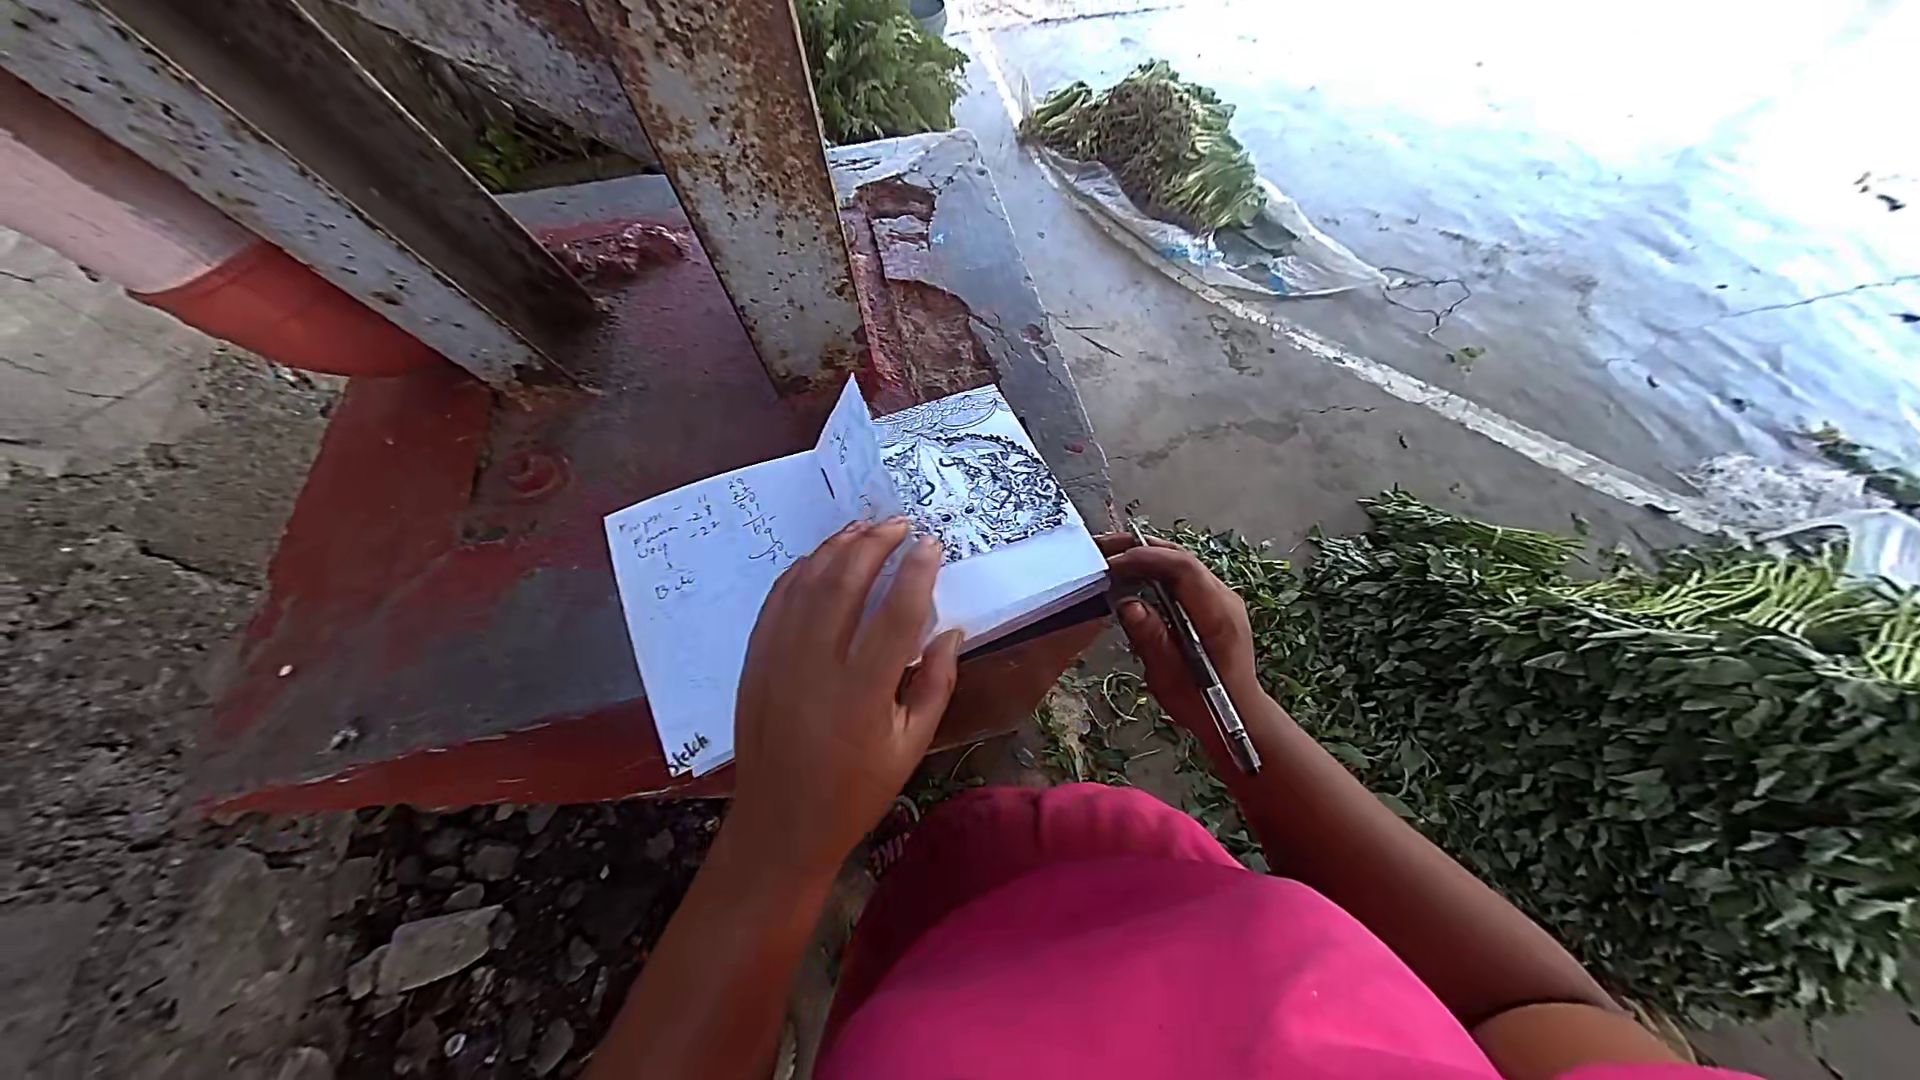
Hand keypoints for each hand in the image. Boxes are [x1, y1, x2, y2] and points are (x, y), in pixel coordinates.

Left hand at [727, 519, 962, 876]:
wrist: (779, 822)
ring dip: (837, 548)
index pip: (897, 612)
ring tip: (864, 528)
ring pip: (807, 583)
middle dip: (875, 544)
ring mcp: (778, 659)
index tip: (931, 545)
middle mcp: (816, 666)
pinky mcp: (755, 659)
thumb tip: (950, 631)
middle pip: (846, 583)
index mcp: (863, 692)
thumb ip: (935, 684)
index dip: (917, 571)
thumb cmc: (855, 790)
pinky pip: (777, 600)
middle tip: (899, 524)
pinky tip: (820, 559)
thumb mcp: (911, 745)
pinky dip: (800, 571)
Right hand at [1098, 533, 1260, 737]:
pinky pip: (1179, 574)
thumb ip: (1151, 639)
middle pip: (1181, 557)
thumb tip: (1128, 603)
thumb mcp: (1170, 676)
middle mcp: (1223, 597)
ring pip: (1179, 561)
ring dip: (1144, 554)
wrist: (1237, 714)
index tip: (1111, 564)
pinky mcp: (1209, 602)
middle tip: (1101, 548)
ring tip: (1108, 554)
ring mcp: (1218, 597)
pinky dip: (1152, 568)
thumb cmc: (1203, 702)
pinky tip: (1129, 573)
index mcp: (1218, 614)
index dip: (1145, 558)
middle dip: (1139, 548)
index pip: (1183, 568)